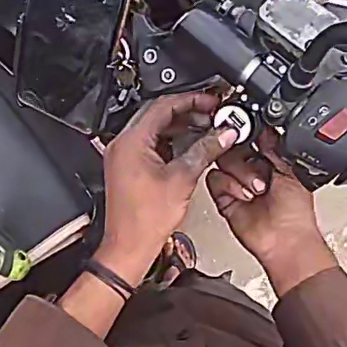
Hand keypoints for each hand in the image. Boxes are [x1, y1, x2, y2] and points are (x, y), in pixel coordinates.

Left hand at [95, 91, 238, 285]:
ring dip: (182, 128)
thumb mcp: (182, 178)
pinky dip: (173, 143)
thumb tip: (223, 133)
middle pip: (159, 115)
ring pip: (156, 130)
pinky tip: (192, 149)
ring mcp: (124, 156)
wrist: (130, 246)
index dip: (191, 100)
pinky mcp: (129, 168)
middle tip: (213, 115)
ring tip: (207, 131)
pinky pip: (152, 145)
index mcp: (131, 141)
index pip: (163, 105)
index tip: (211, 102)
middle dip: (189, 112)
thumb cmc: (145, 220)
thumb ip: (205, 150)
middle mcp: (123, 145)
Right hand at [207, 132, 336, 295]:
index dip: (247, 131)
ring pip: (222, 160)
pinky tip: (243, 196)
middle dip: (244, 154)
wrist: (285, 239)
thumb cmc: (296, 211)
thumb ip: (274, 145)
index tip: (245, 128)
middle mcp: (251, 168)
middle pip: (232, 145)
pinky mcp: (223, 197)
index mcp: (270, 158)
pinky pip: (214, 179)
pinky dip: (228, 185)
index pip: (251, 135)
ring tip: (257, 188)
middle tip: (254, 161)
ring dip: (240, 172)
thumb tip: (265, 124)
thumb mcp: (291, 168)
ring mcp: (236, 182)